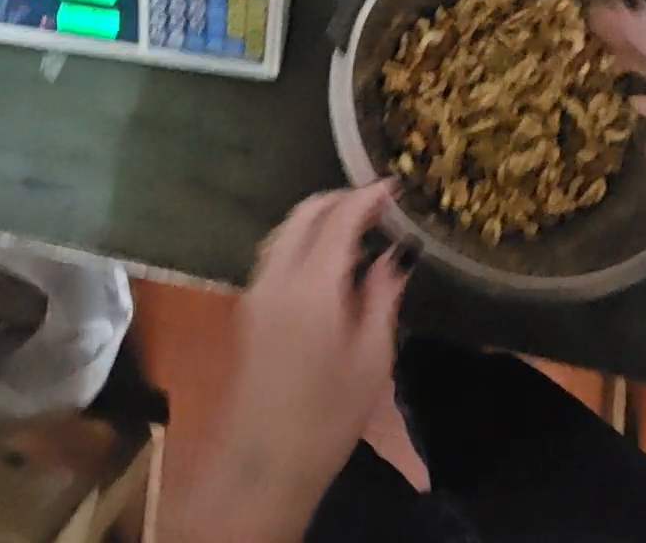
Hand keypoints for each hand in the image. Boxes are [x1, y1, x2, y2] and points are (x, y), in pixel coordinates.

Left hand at [237, 180, 413, 480]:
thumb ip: (382, 295)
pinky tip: (327, 258)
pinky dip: (302, 238)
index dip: (366, 198)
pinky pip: (276, 251)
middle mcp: (277, 276)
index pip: (339, 220)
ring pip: (286, 229)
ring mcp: (257, 288)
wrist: (266, 458)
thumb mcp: (372, 358)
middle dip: (339, 200)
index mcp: (312, 287)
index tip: (392, 187)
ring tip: (357, 229)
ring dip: (318, 218)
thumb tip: (395, 254)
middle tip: (376, 206)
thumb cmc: (330, 415)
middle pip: (304, 213)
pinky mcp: (249, 304)